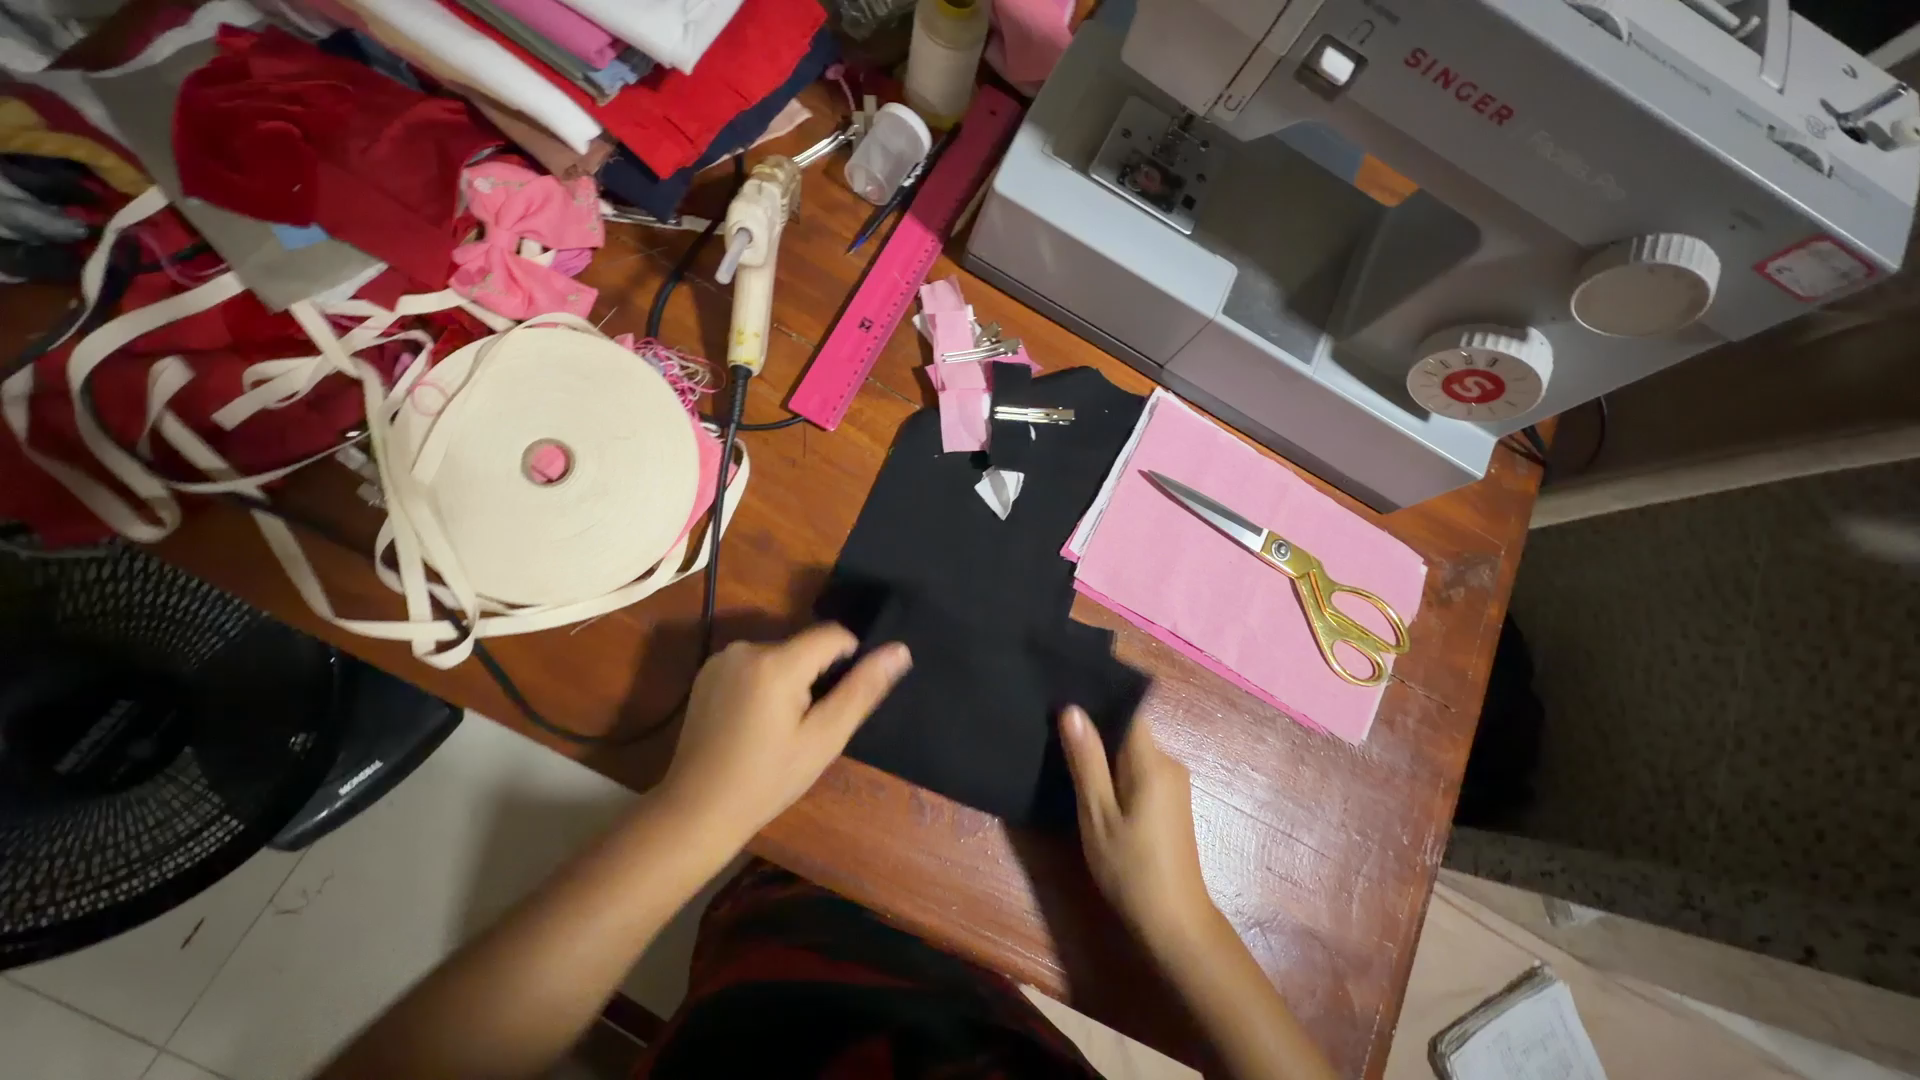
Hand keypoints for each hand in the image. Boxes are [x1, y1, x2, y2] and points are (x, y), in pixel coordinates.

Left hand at [659, 624, 910, 846]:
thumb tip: (900, 650)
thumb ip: (862, 690)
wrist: (697, 809)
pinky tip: (754, 723)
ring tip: (779, 729)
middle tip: (807, 727)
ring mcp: (722, 659)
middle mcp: (746, 648)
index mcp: (776, 663)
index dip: (849, 662)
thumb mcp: (823, 739)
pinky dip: (764, 685)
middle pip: (805, 648)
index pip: (834, 635)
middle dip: (815, 677)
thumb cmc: (767, 779)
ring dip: (790, 681)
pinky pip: (754, 665)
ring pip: (780, 656)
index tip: (839, 703)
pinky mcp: (707, 672)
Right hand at [1060, 707, 1220, 950]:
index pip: (1127, 711)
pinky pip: (1138, 772)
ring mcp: (1172, 785)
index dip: (1097, 702)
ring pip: (1132, 754)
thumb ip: (1086, 760)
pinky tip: (1089, 785)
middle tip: (1051, 728)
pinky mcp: (1169, 804)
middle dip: (1094, 729)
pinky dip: (1114, 774)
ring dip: (1102, 754)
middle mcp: (1169, 764)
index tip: (1063, 697)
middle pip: (1129, 732)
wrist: (1174, 923)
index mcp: (1153, 762)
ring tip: (1062, 753)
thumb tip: (1072, 709)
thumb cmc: (1131, 868)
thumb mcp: (1098, 814)